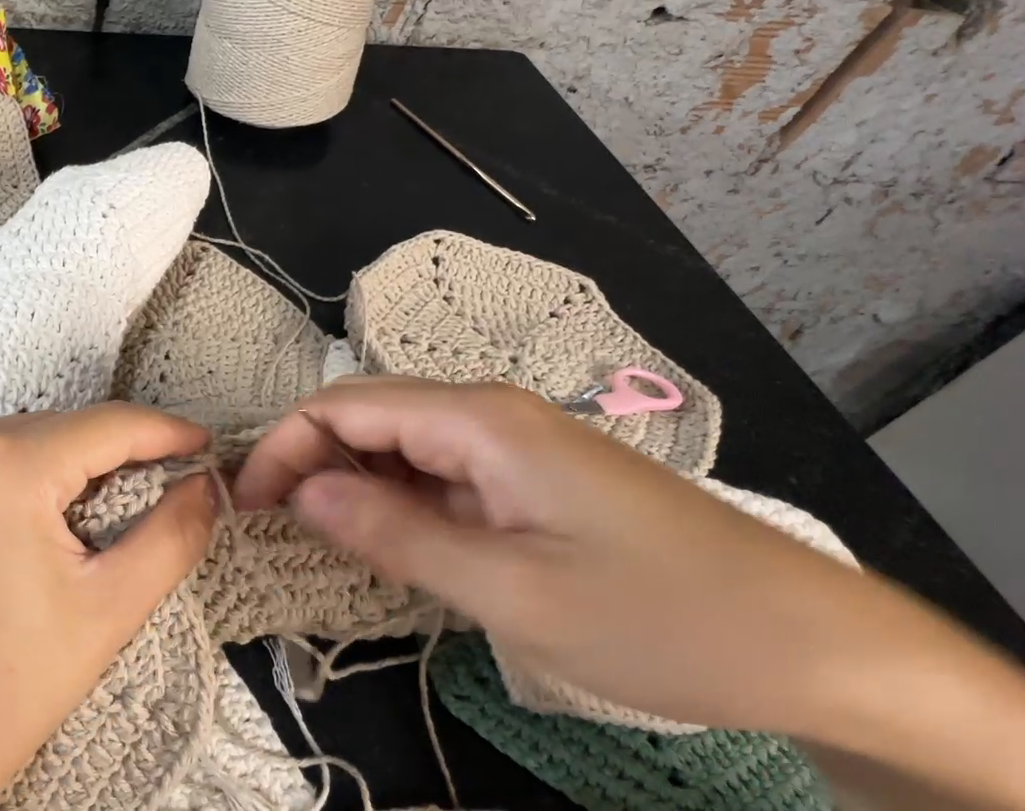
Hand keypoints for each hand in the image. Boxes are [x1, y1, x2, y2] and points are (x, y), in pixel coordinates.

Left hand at [0, 404, 217, 810]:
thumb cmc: (8, 684)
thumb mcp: (112, 605)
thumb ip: (174, 533)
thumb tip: (206, 484)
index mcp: (4, 467)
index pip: (107, 425)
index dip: (166, 431)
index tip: (206, 447)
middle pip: (70, 427)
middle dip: (127, 452)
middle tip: (177, 482)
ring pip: (36, 437)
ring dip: (83, 462)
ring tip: (124, 505)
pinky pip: (0, 455)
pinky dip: (41, 472)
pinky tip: (64, 512)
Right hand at [237, 377, 1024, 808]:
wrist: (810, 645)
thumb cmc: (654, 616)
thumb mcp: (507, 589)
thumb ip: (392, 532)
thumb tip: (301, 491)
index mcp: (478, 420)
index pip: (342, 407)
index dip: (282, 448)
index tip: (242, 506)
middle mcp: (489, 414)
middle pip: (366, 417)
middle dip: (308, 462)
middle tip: (269, 528)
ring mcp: (514, 446)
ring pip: (401, 446)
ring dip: (350, 484)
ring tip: (317, 540)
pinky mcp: (531, 479)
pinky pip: (439, 475)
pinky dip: (396, 503)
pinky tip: (387, 544)